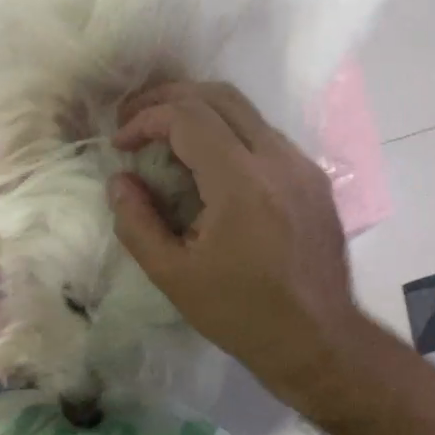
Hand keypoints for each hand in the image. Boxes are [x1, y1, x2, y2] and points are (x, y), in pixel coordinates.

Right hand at [109, 82, 369, 404]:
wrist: (315, 338)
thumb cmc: (237, 312)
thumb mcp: (171, 275)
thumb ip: (137, 223)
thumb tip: (119, 182)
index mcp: (242, 183)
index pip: (188, 117)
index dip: (146, 120)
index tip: (120, 144)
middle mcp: (278, 159)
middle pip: (220, 96)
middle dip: (168, 98)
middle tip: (132, 119)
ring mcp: (301, 165)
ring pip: (246, 111)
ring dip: (198, 113)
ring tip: (162, 137)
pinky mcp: (312, 179)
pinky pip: (264, 136)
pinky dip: (225, 134)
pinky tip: (204, 165)